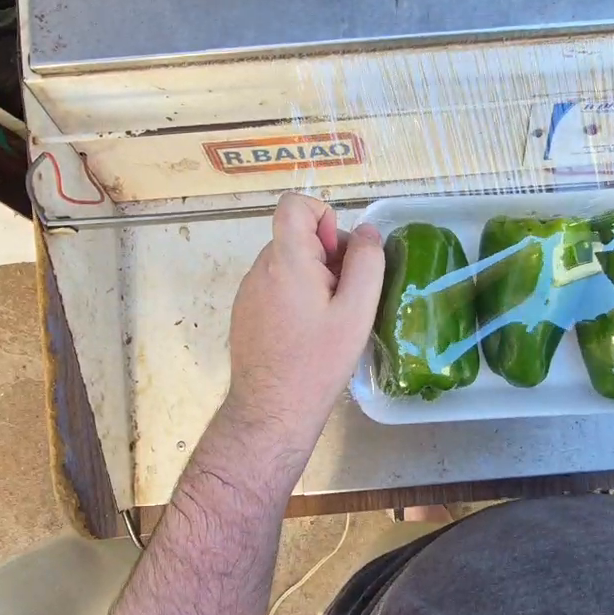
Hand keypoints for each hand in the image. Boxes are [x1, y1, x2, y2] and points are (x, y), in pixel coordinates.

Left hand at [222, 193, 384, 442]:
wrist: (273, 410)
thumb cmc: (318, 361)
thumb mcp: (356, 311)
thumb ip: (367, 263)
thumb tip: (368, 232)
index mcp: (285, 260)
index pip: (295, 204)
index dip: (323, 216)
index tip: (340, 255)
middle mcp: (260, 269)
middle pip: (297, 237)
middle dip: (328, 256)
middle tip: (347, 298)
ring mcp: (248, 292)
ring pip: (288, 264)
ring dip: (314, 279)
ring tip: (330, 320)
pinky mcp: (245, 313)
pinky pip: (276, 288)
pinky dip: (297, 298)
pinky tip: (309, 334)